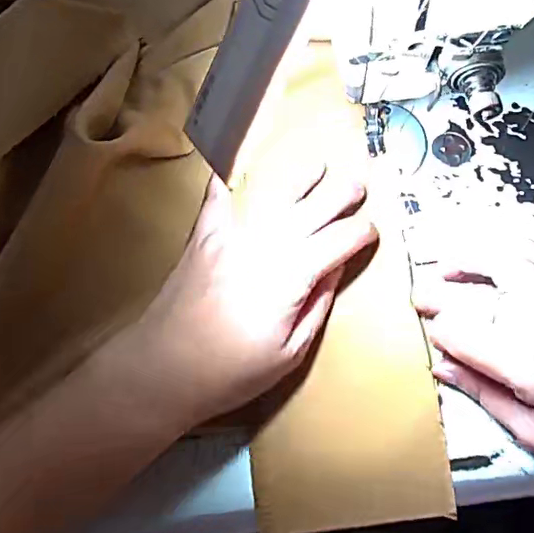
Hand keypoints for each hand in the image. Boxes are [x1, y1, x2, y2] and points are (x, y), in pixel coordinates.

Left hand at [113, 163, 377, 427]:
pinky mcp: (204, 232)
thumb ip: (317, 304)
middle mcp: (265, 242)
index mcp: (292, 275)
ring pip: (274, 190)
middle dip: (341, 193)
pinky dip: (233, 173)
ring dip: (300, 175)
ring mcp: (231, 231)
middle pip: (313, 207)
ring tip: (318, 166)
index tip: (371, 231)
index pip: (338, 241)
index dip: (361, 233)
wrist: (161, 369)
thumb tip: (336, 266)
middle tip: (358, 184)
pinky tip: (243, 160)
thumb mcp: (289, 353)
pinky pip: (221, 192)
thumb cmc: (230, 372)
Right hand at [415, 239, 533, 513]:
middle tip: (421, 299)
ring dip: (468, 257)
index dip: (438, 332)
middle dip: (441, 292)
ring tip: (446, 267)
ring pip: (503, 256)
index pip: (464, 331)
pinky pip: (533, 252)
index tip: (428, 335)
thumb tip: (443, 366)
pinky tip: (489, 257)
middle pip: (477, 289)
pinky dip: (503, 248)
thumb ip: (484, 393)